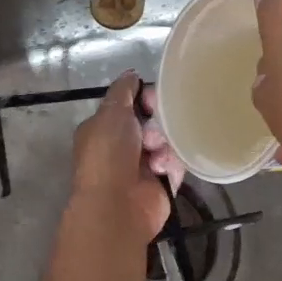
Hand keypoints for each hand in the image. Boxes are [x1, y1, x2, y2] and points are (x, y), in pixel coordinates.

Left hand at [69, 72, 182, 241]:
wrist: (117, 206)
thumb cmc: (109, 155)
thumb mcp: (111, 112)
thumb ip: (123, 90)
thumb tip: (132, 74)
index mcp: (104, 128)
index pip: (131, 103)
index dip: (144, 98)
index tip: (152, 100)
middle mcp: (123, 146)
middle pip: (153, 120)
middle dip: (157, 123)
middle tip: (154, 132)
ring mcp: (143, 165)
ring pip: (167, 139)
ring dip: (165, 144)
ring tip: (157, 154)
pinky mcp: (162, 182)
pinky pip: (176, 161)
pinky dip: (171, 163)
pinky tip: (163, 170)